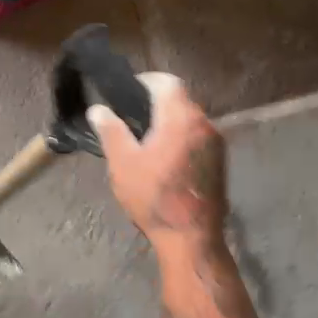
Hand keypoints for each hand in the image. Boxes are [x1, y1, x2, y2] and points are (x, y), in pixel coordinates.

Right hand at [88, 73, 227, 241]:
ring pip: (189, 120)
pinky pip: (197, 138)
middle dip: (156, 103)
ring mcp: (216, 144)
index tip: (126, 93)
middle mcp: (204, 124)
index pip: (167, 82)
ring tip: (143, 141)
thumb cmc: (153, 197)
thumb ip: (111, 131)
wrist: (191, 236)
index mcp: (180, 118)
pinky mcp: (219, 162)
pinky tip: (162, 159)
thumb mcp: (122, 163)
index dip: (146, 81)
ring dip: (168, 123)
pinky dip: (180, 139)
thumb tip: (98, 110)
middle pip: (180, 100)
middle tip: (129, 119)